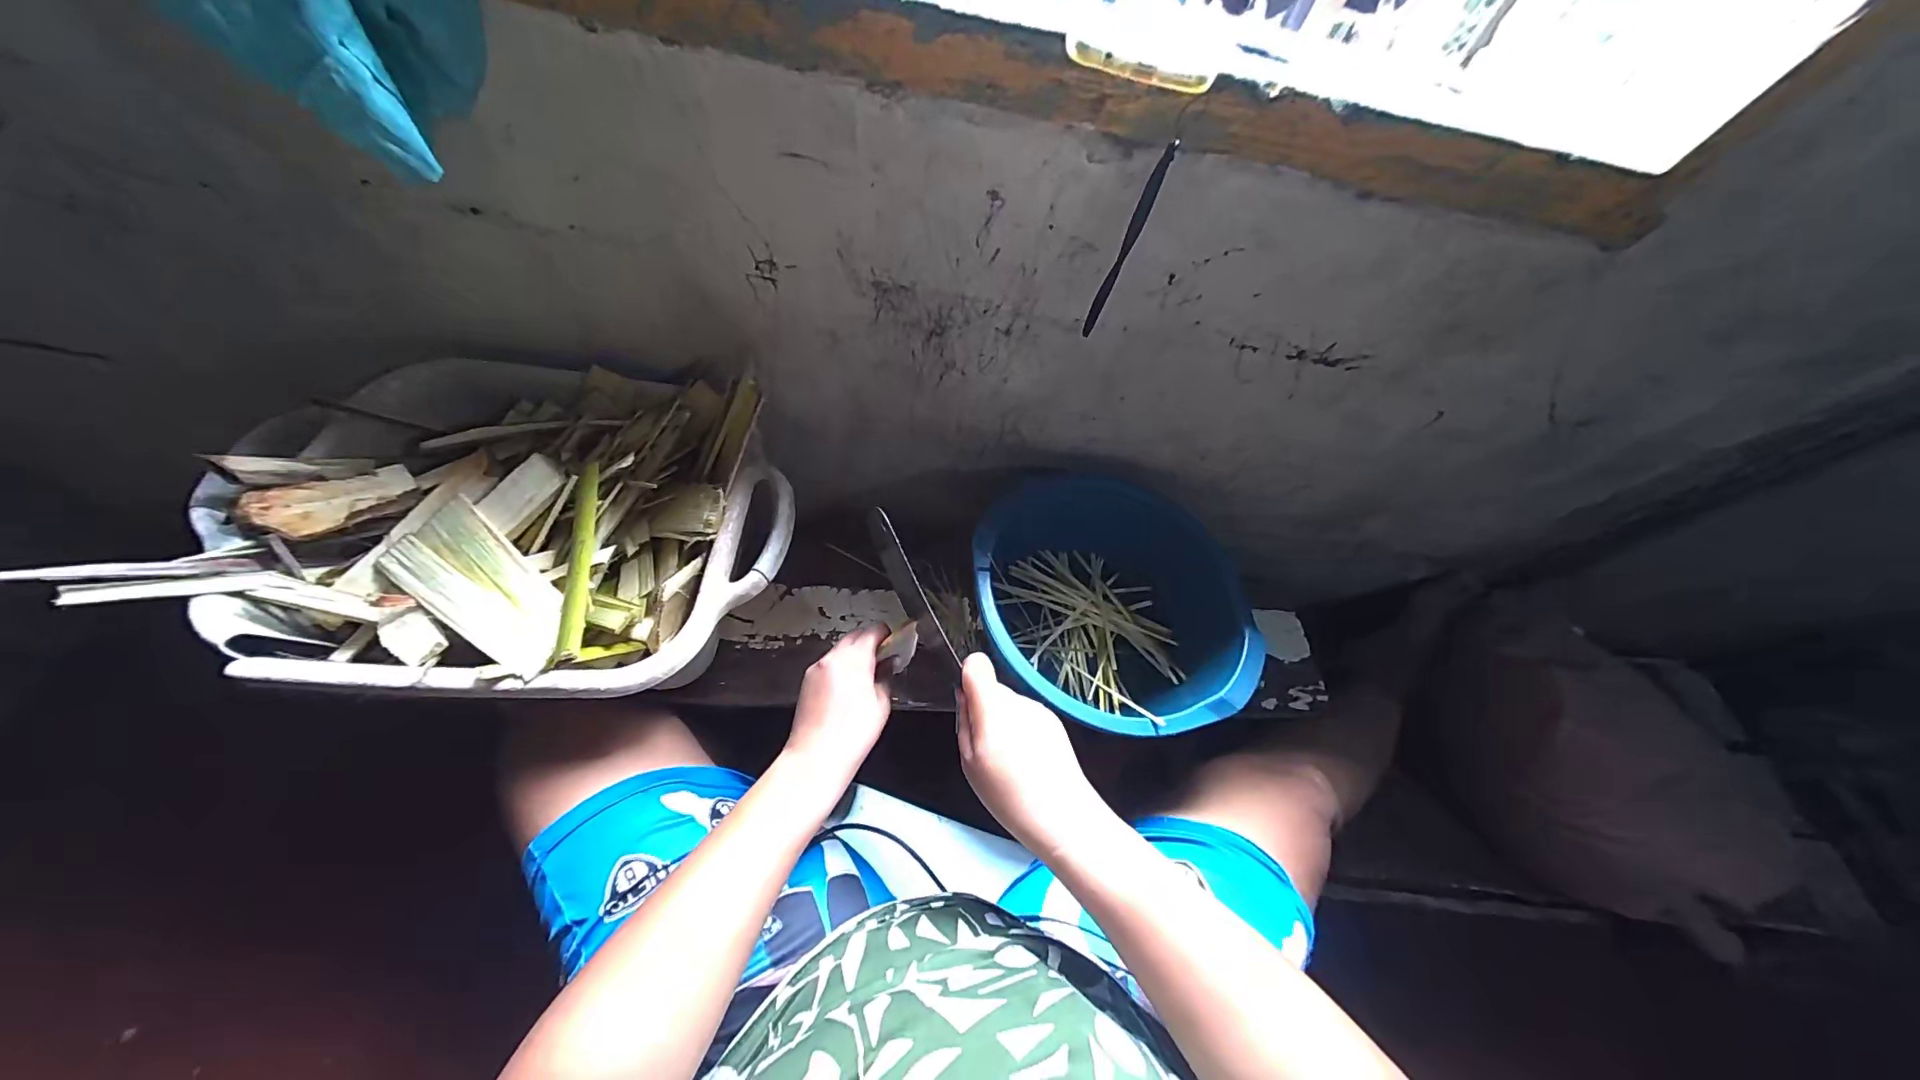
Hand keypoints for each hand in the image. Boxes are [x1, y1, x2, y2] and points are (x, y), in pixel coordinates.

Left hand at [786, 624, 892, 777]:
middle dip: (870, 642)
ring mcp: (817, 669)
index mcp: (853, 660)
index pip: (872, 632)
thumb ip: (886, 677)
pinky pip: (828, 664)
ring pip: (839, 650)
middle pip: (854, 637)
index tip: (894, 639)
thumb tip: (888, 667)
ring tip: (869, 673)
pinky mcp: (808, 681)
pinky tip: (850, 686)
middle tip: (885, 654)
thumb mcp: (881, 704)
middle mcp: (832, 659)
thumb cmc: (849, 736)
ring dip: (854, 654)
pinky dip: (840, 667)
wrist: (816, 756)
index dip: (886, 634)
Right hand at [957, 653, 1112, 859]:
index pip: (976, 664)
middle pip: (992, 689)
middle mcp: (1019, 702)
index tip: (966, 699)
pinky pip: (1026, 716)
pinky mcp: (1052, 719)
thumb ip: (964, 722)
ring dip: (1003, 722)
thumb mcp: (970, 763)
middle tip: (984, 747)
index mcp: (994, 709)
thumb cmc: (1012, 796)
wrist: (1061, 814)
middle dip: (984, 710)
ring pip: (1009, 704)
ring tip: (1007, 759)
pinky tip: (1024, 759)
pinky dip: (1021, 731)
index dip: (968, 677)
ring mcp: (1038, 710)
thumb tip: (963, 696)